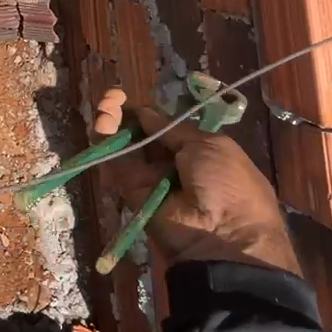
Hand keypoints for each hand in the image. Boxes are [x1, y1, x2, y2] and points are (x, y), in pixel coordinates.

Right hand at [104, 104, 301, 275]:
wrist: (221, 235)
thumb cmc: (229, 185)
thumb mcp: (212, 146)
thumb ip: (173, 128)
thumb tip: (145, 113)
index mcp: (200, 153)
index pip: (166, 127)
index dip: (148, 112)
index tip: (131, 96)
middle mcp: (172, 163)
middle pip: (140, 132)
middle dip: (125, 111)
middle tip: (112, 96)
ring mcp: (148, 176)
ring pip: (124, 143)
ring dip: (111, 119)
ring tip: (105, 105)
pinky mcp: (128, 187)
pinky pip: (114, 160)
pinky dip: (104, 139)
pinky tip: (103, 119)